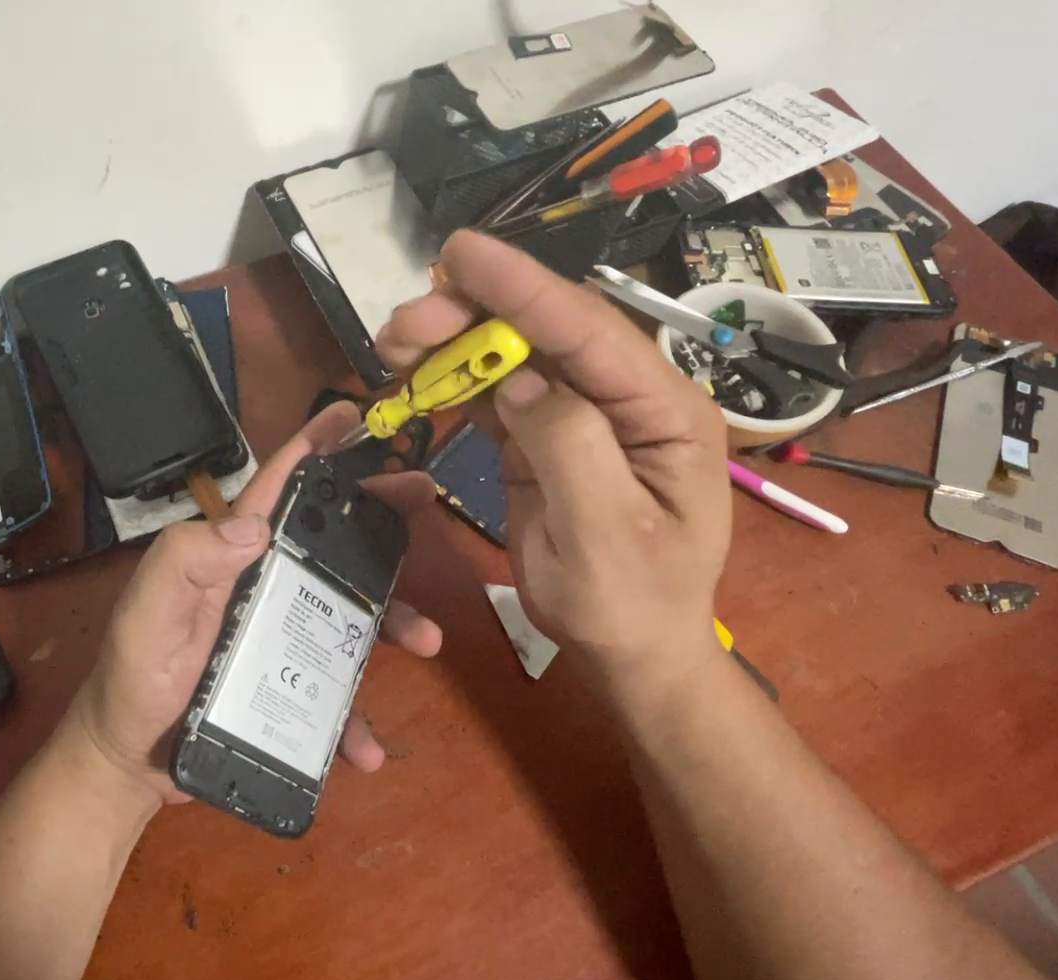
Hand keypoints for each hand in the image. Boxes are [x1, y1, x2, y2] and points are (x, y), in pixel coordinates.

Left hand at [63, 402, 442, 805]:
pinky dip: (356, 721)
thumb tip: (255, 524)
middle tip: (423, 495)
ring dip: (394, 623)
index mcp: (229, 559)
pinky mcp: (288, 689)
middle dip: (377, 514)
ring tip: (428, 638)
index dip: (311, 449)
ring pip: (349, 616)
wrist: (132, 758)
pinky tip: (368, 747)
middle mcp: (263, 589)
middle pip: (330, 542)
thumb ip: (184, 561)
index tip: (354, 415)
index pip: (273, 492)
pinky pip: (334, 698)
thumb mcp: (147, 612)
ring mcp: (281, 639)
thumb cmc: (132, 677)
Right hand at [376, 230, 729, 708]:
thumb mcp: (605, 533)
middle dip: (474, 316)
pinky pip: (495, 397)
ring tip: (396, 344)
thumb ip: (570, 446)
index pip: (588, 331)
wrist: (627, 649)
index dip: (522, 288)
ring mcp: (582, 418)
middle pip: (546, 333)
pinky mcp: (544, 441)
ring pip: (513, 358)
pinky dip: (453, 384)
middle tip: (403, 324)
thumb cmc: (628, 600)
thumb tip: (520, 382)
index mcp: (662, 410)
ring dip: (454, 345)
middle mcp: (625, 399)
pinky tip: (417, 378)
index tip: (460, 252)